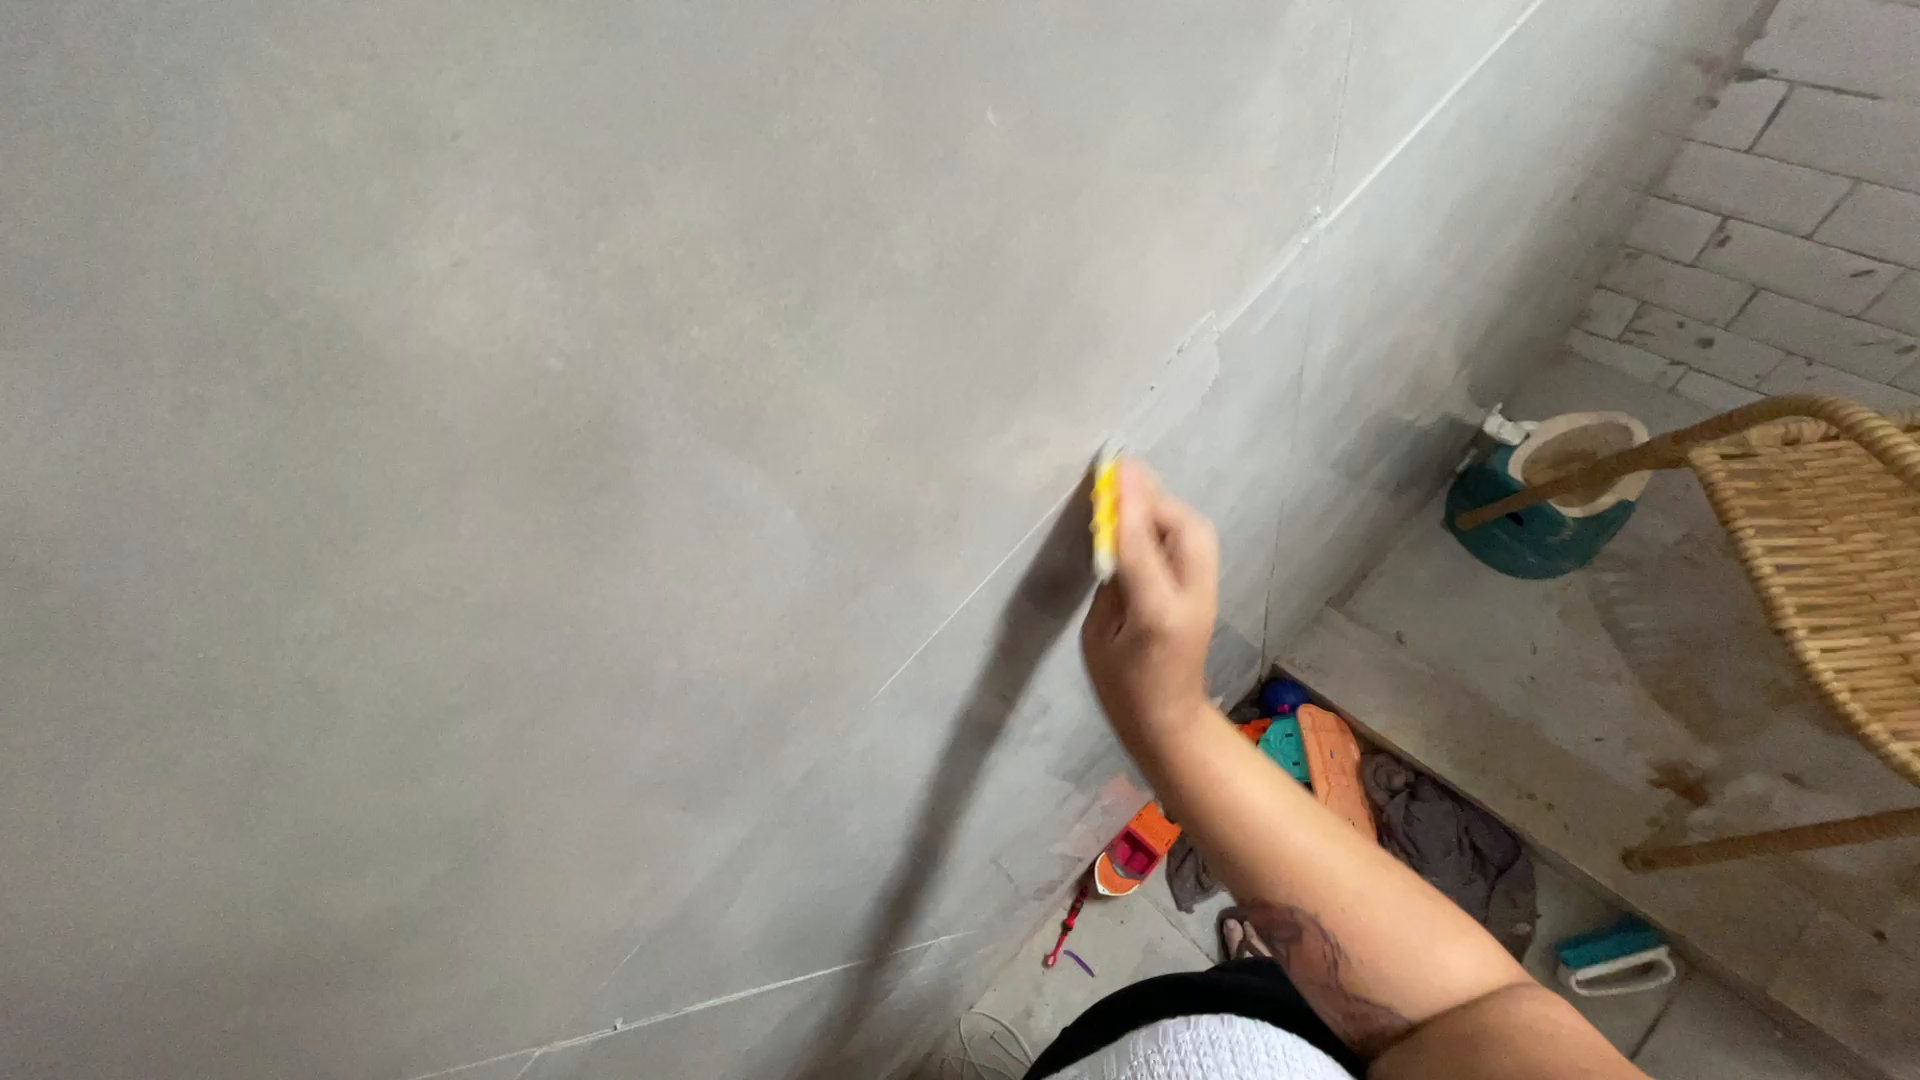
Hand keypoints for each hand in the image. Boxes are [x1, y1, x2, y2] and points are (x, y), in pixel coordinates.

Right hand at [1080, 459, 1218, 746]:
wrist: (1170, 720)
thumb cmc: (1121, 687)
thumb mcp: (1098, 636)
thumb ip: (1110, 584)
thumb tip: (1114, 538)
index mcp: (1156, 615)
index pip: (1141, 546)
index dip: (1127, 504)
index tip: (1115, 468)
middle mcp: (1191, 597)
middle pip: (1185, 528)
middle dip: (1154, 498)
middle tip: (1120, 482)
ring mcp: (1207, 593)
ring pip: (1195, 530)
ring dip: (1164, 508)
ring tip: (1131, 499)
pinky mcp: (1208, 590)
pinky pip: (1192, 542)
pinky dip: (1170, 524)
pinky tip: (1147, 522)